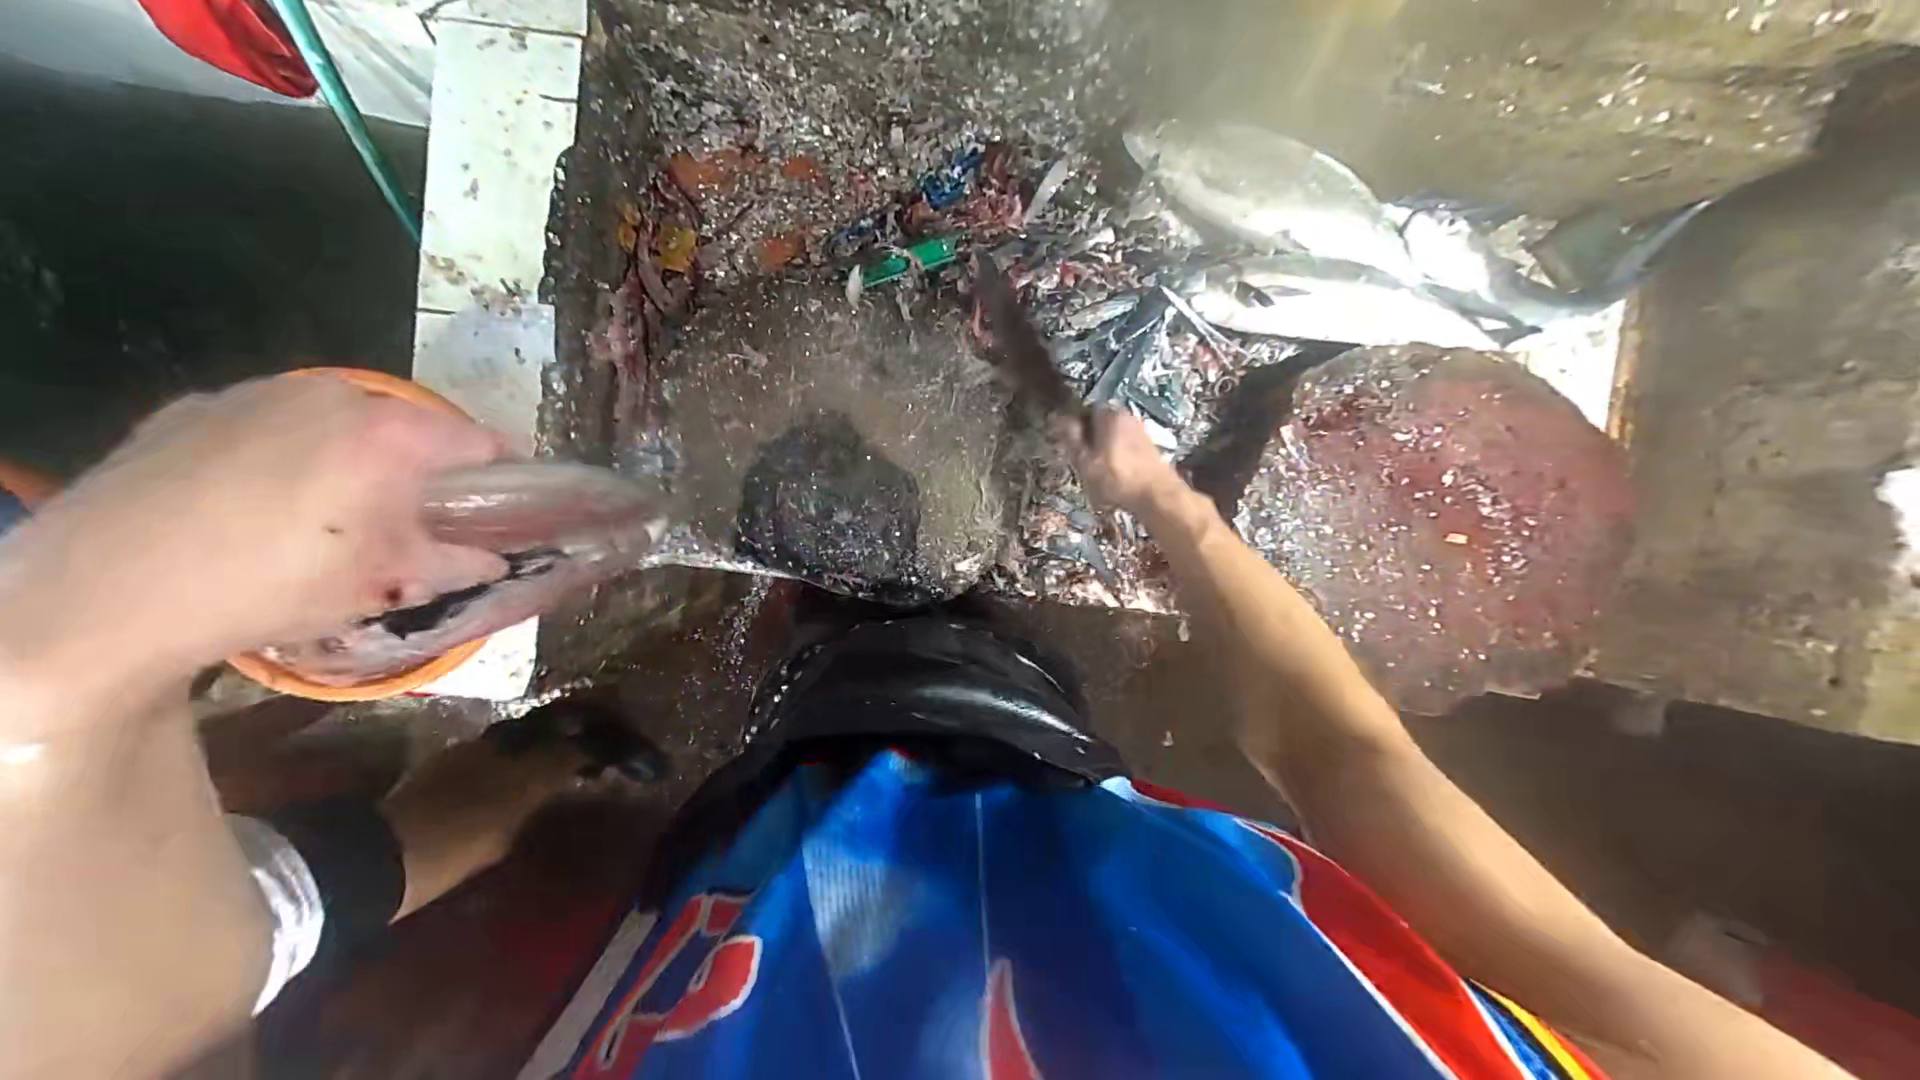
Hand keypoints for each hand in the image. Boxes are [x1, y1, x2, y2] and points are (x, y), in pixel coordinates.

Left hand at [0, 374, 508, 694]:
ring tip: (333, 506)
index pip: (481, 439)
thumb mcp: (386, 585)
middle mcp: (334, 396)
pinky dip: (290, 448)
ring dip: (359, 452)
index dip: (501, 472)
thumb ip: (458, 564)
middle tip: (411, 513)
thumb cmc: (275, 585)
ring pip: (343, 417)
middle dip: (425, 464)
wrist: (102, 594)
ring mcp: (258, 394)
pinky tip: (262, 498)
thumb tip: (494, 561)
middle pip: (413, 424)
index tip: (497, 501)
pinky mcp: (195, 406)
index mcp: (393, 436)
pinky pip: (274, 420)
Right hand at [1052, 406, 1190, 518]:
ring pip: (1113, 435)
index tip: (1067, 444)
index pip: (1084, 410)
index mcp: (1110, 414)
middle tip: (1080, 459)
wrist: (1158, 496)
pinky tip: (1114, 473)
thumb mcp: (1085, 461)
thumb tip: (1058, 419)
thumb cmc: (1116, 478)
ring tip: (1096, 470)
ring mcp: (1141, 430)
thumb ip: (1071, 437)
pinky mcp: (1150, 446)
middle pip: (1100, 422)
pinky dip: (1116, 454)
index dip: (1073, 427)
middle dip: (1088, 437)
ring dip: (1102, 447)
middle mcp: (1127, 416)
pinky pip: (1125, 445)